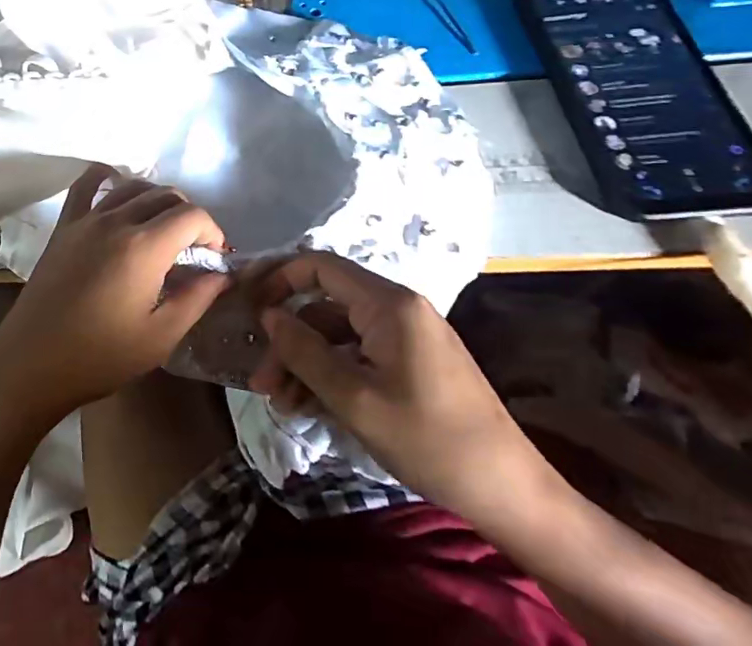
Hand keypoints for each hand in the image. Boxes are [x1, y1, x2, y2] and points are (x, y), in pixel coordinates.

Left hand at [0, 164, 229, 427]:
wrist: (30, 365)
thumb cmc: (99, 357)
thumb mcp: (160, 337)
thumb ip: (197, 299)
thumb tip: (221, 275)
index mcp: (144, 248)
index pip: (192, 216)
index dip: (213, 232)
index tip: (214, 257)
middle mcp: (117, 222)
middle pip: (166, 196)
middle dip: (189, 216)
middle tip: (193, 249)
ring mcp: (86, 221)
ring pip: (133, 187)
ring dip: (157, 199)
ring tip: (163, 227)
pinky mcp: (64, 228)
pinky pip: (86, 186)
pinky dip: (106, 177)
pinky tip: (116, 184)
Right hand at [249, 253, 565, 518]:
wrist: (503, 485)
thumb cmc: (427, 438)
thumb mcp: (355, 399)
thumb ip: (305, 352)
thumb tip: (269, 316)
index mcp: (389, 304)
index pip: (321, 266)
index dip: (280, 279)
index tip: (248, 307)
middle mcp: (398, 308)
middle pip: (327, 306)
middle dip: (290, 340)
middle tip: (263, 384)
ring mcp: (407, 335)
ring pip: (341, 335)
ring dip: (308, 363)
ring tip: (283, 405)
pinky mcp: (412, 361)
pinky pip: (361, 355)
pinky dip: (333, 375)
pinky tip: (312, 407)